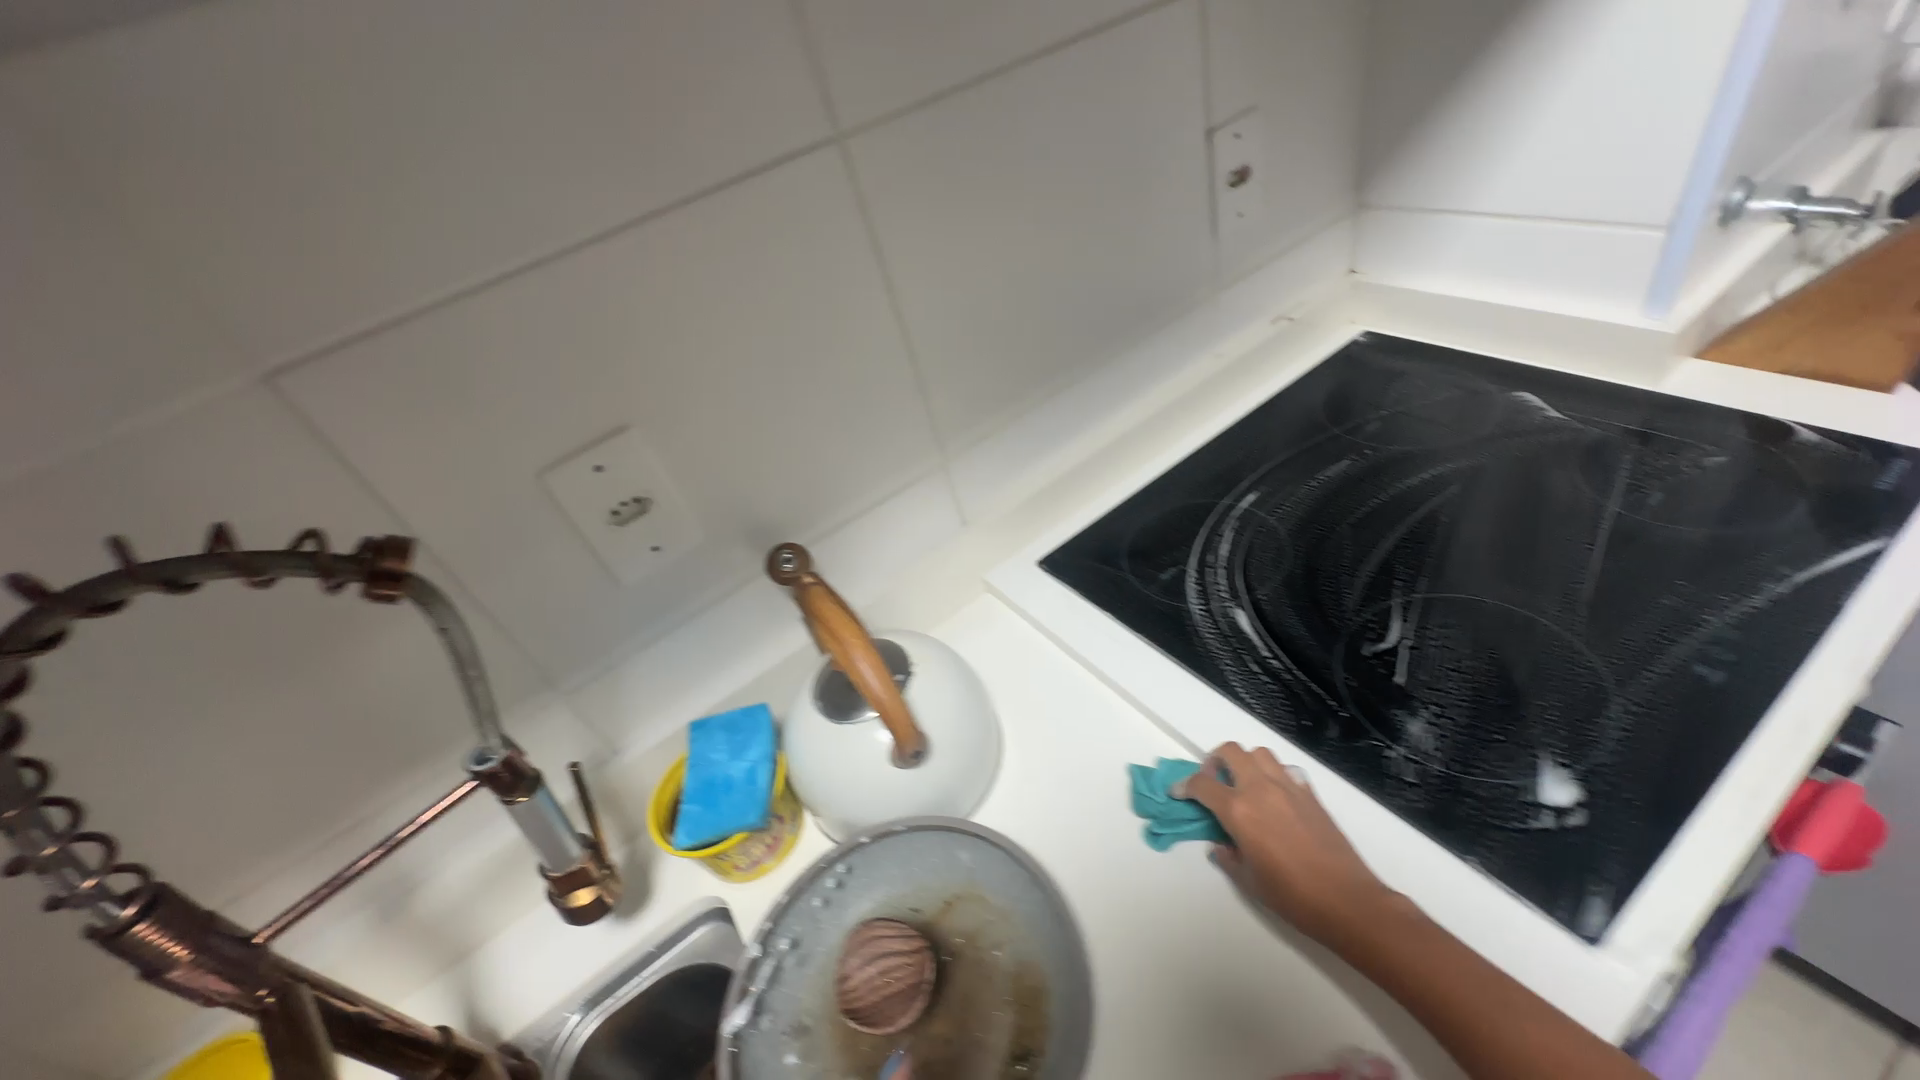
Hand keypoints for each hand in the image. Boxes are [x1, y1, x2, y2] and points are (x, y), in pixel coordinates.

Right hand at [1176, 743, 1395, 943]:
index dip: (1184, 786)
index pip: (1202, 784)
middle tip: (1213, 782)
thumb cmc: (1292, 896)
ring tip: (1243, 785)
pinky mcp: (1311, 794)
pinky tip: (1275, 798)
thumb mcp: (1248, 881)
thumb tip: (1221, 845)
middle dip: (1214, 761)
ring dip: (1245, 762)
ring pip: (1260, 753)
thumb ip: (1228, 857)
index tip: (1179, 793)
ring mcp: (1289, 788)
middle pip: (1230, 751)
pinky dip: (1273, 774)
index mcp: (1239, 811)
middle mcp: (1261, 790)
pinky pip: (1286, 770)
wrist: (1347, 901)